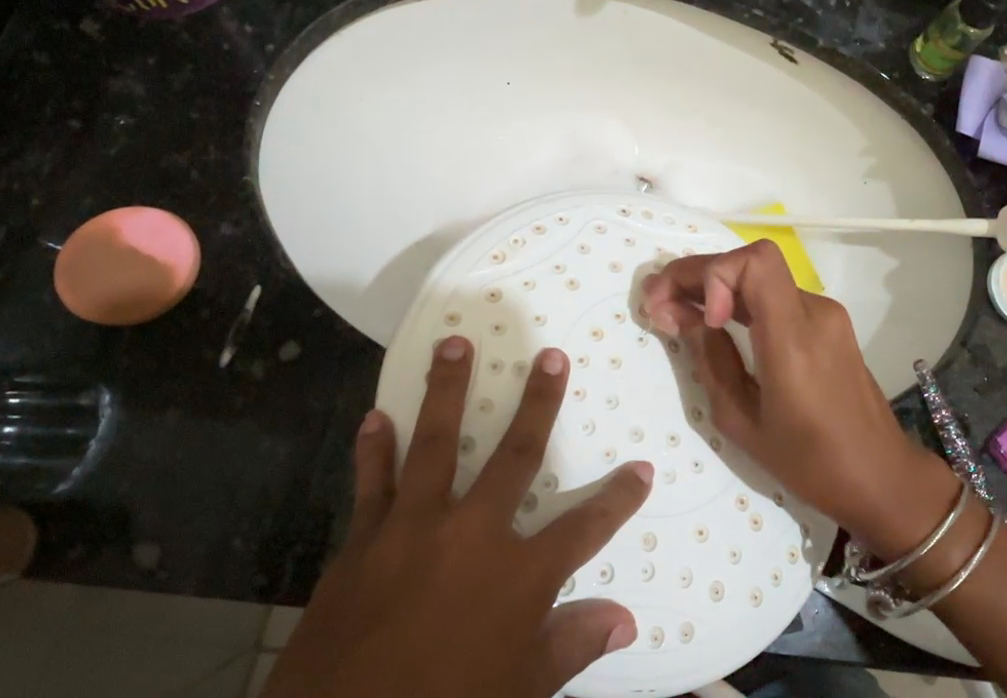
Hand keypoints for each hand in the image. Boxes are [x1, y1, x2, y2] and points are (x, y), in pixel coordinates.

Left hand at [264, 337, 653, 697]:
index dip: (618, 499)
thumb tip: (625, 619)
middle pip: (514, 457)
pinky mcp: (364, 541)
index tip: (642, 469)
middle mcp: (473, 536)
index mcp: (519, 577)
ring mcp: (414, 530)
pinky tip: (376, 417)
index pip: (585, 529)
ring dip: (447, 391)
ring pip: (437, 444)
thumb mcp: (520, 689)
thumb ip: (571, 646)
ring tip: (457, 343)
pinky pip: (372, 484)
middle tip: (551, 358)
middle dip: (538, 404)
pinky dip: (374, 450)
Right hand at [640, 240, 937, 544]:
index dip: (713, 273)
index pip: (755, 262)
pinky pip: (776, 297)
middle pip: (751, 262)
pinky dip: (740, 301)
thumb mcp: (742, 421)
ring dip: (716, 286)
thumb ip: (709, 360)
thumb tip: (678, 315)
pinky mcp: (829, 323)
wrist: (881, 475)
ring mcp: (826, 314)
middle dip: (698, 275)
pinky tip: (714, 323)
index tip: (697, 316)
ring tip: (675, 312)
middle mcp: (814, 313)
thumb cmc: (810, 463)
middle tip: (654, 301)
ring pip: (761, 277)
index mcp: (794, 340)